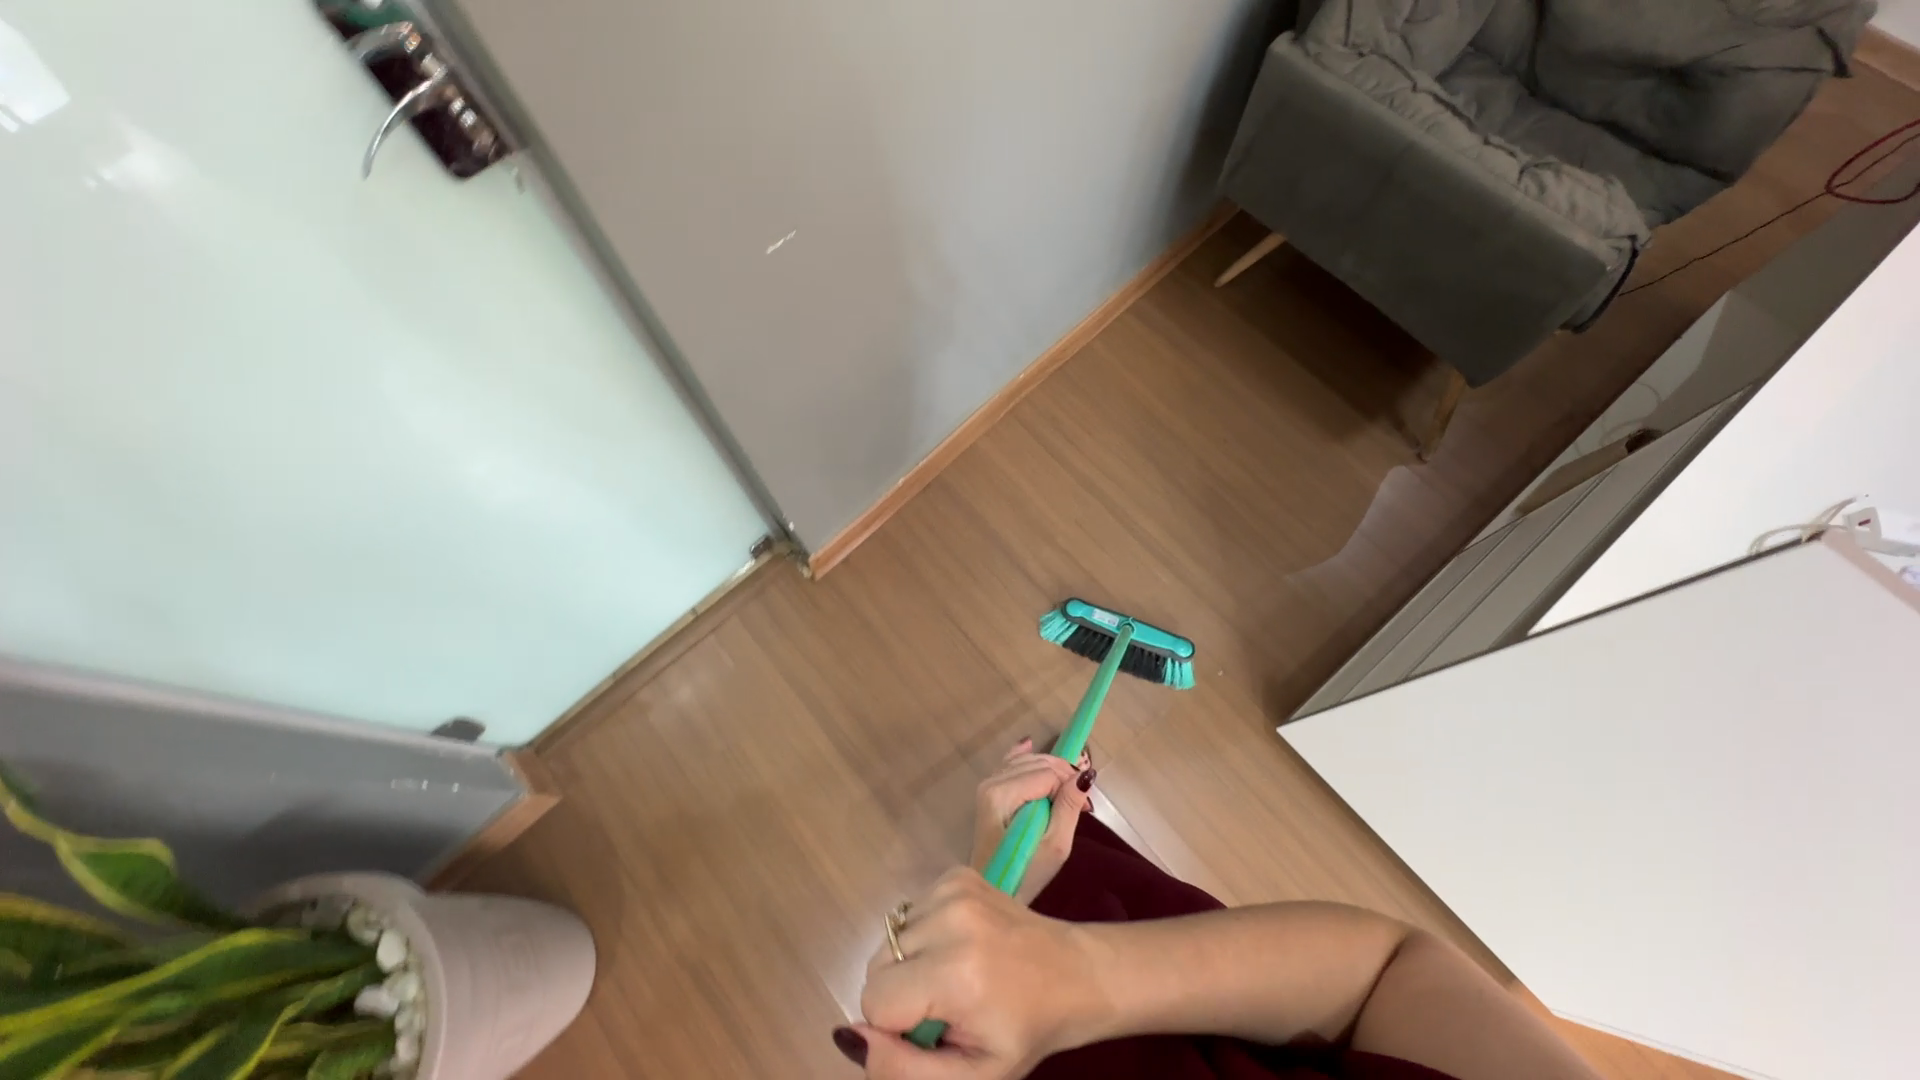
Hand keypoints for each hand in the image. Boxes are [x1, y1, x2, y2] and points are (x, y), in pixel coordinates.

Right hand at [844, 868, 1112, 1078]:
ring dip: (912, 962)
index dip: (895, 1026)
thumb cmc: (1023, 1032)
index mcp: (956, 973)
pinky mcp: (957, 873)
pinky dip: (924, 934)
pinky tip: (960, 946)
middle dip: (901, 993)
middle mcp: (951, 919)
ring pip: (891, 938)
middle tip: (949, 1005)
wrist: (1073, 974)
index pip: (874, 999)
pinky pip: (910, 912)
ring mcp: (954, 888)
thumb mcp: (971, 1077)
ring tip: (957, 974)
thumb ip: (902, 1068)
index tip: (934, 1029)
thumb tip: (848, 1035)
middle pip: (878, 965)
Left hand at [969, 738, 1091, 904]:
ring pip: (1026, 762)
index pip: (1047, 773)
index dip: (1070, 784)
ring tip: (1068, 794)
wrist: (994, 890)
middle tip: (1082, 803)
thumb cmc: (1025, 874)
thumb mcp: (1055, 847)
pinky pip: (1009, 765)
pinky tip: (1030, 744)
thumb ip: (1068, 808)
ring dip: (1050, 771)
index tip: (1087, 809)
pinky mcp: (988, 793)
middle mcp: (991, 783)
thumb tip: (1085, 774)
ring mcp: (987, 786)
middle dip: (1063, 776)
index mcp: (1003, 794)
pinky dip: (1024, 757)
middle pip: (1037, 763)